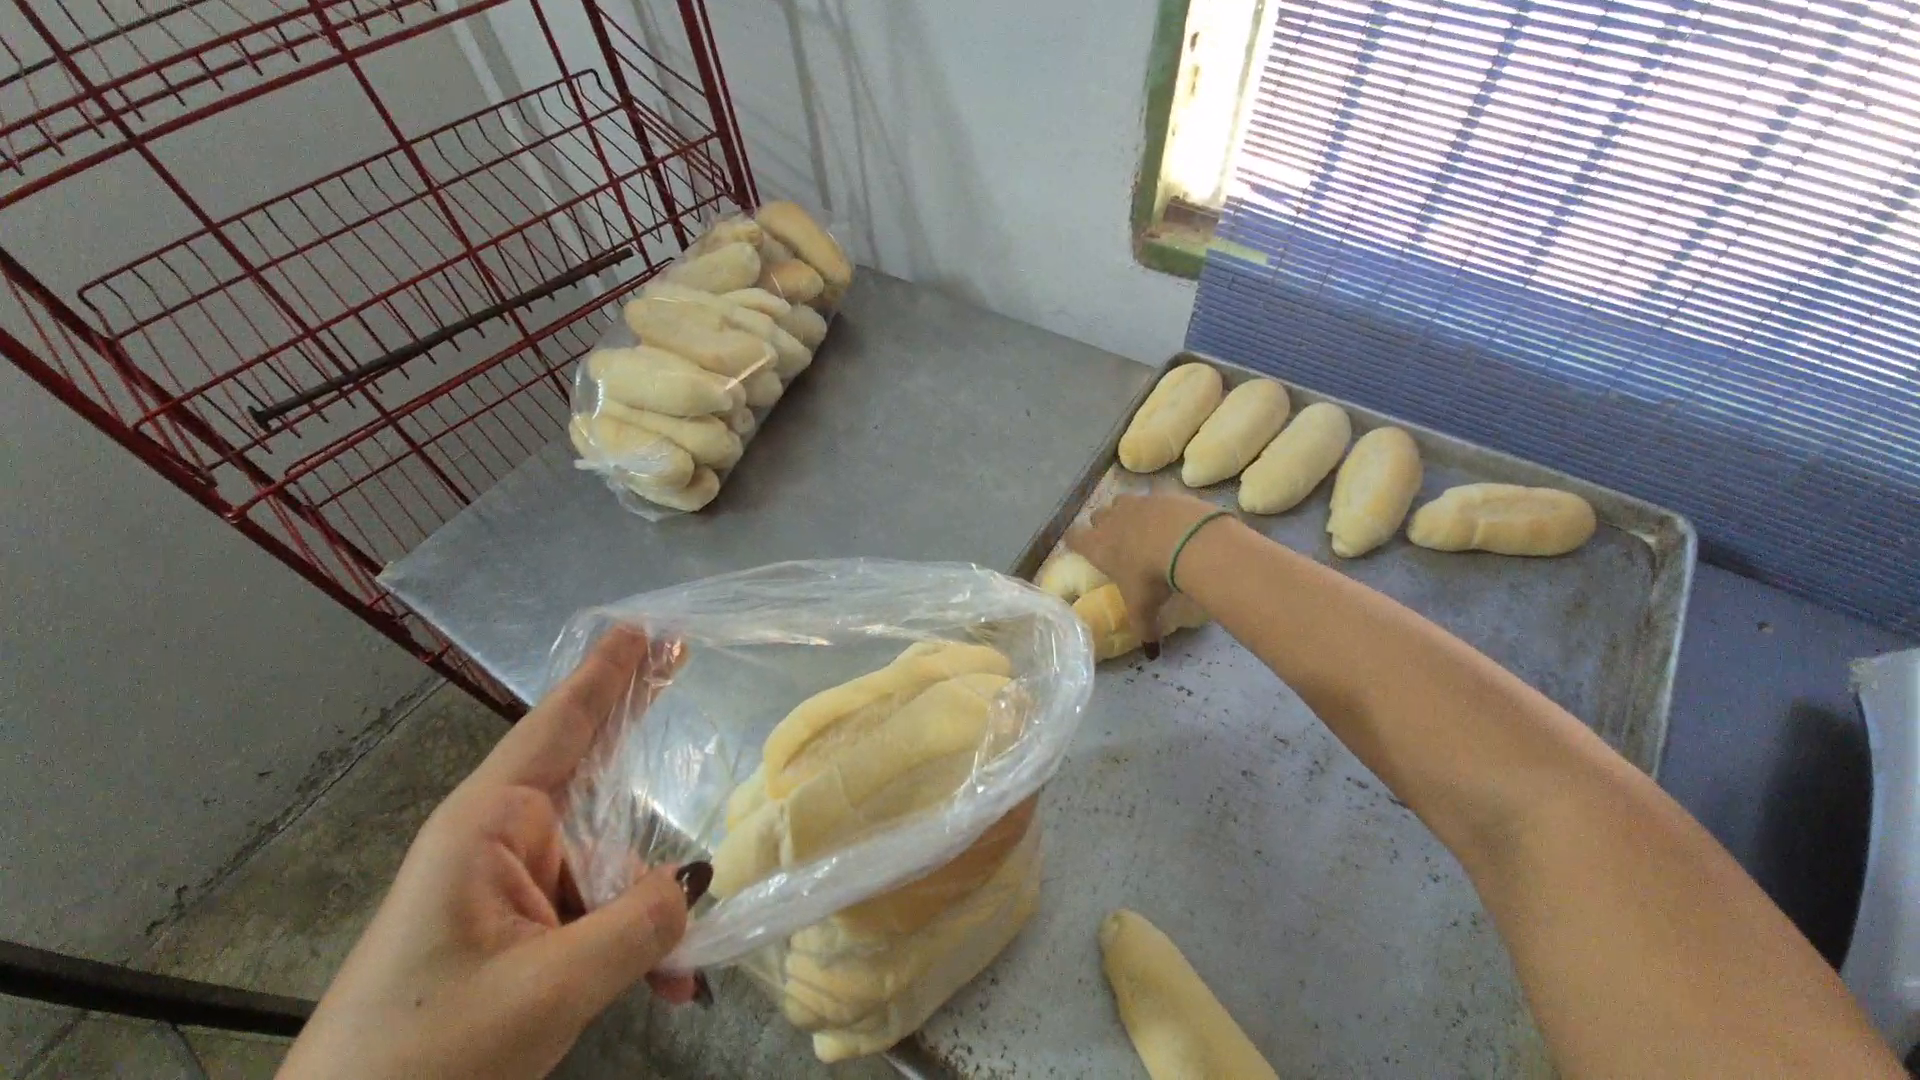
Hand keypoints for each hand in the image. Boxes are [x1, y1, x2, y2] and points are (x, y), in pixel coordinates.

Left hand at [279, 628, 703, 1079]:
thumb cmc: (426, 1056)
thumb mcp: (547, 990)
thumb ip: (637, 925)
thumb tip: (696, 882)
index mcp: (487, 827)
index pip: (558, 728)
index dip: (605, 675)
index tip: (640, 627)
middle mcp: (498, 840)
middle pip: (584, 765)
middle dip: (634, 720)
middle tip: (680, 657)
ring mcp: (507, 885)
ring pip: (604, 863)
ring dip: (645, 908)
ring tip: (678, 972)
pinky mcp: (515, 927)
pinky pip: (592, 910)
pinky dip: (629, 940)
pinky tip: (662, 986)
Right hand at [1065, 492, 1223, 646]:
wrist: (1187, 541)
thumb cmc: (1152, 577)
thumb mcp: (1144, 607)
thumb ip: (1144, 628)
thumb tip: (1151, 653)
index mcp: (1098, 546)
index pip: (1073, 538)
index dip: (1076, 542)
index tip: (1082, 548)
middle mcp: (1111, 520)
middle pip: (1097, 516)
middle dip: (1103, 525)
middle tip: (1117, 541)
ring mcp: (1136, 503)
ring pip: (1121, 502)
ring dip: (1128, 513)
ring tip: (1143, 528)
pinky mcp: (1162, 494)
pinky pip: (1154, 498)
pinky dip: (1159, 509)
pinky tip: (1172, 522)